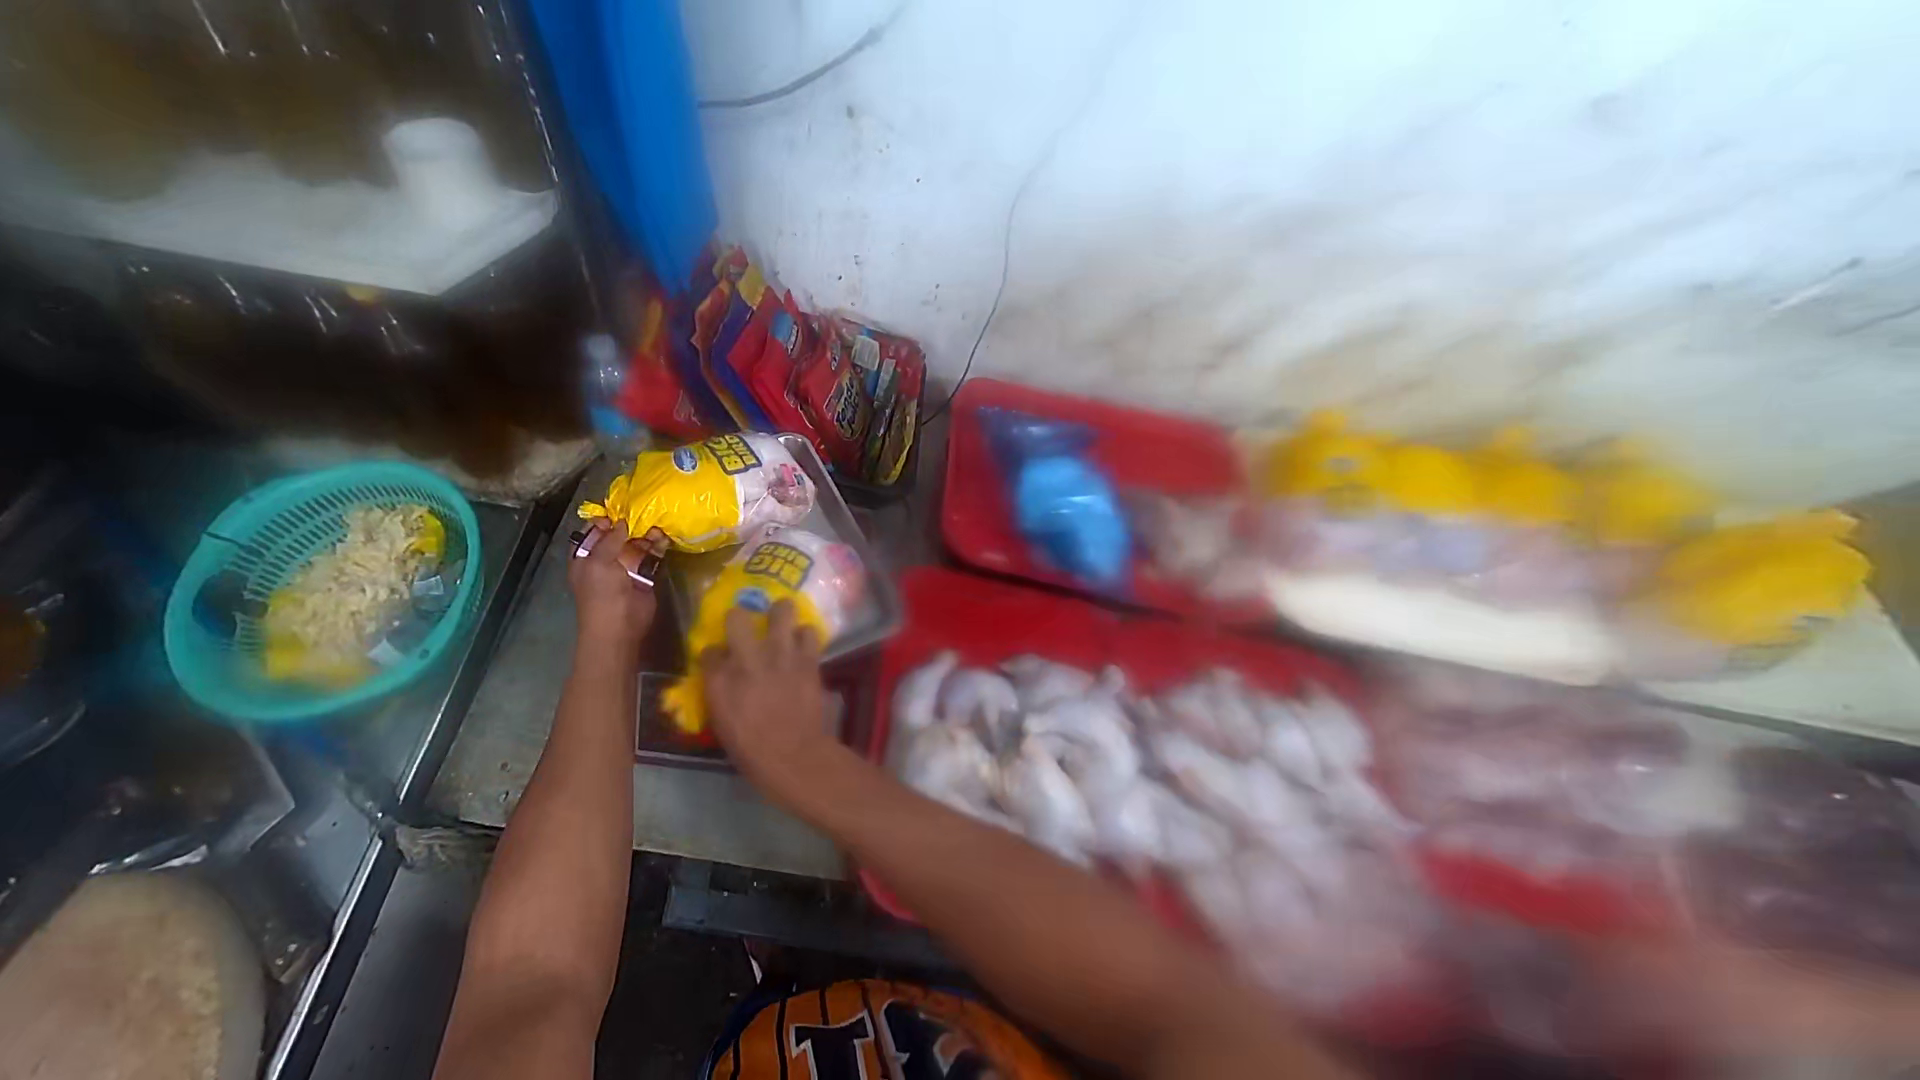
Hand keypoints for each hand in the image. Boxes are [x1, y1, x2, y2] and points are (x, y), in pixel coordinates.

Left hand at [568, 522, 660, 647]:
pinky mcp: (645, 575)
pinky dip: (658, 546)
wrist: (620, 626)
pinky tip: (665, 536)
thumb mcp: (599, 562)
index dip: (605, 519)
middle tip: (646, 510)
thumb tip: (622, 521)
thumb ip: (610, 539)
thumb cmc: (601, 594)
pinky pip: (652, 556)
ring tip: (659, 522)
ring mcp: (626, 567)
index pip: (592, 531)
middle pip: (618, 535)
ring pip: (637, 544)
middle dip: (631, 524)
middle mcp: (605, 559)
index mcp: (585, 556)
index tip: (622, 507)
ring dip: (647, 533)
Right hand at [701, 600, 836, 802]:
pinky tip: (803, 645)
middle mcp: (747, 659)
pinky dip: (805, 636)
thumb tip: (724, 674)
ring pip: (782, 611)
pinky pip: (809, 632)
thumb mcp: (721, 721)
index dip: (716, 653)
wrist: (792, 755)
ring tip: (783, 621)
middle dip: (741, 617)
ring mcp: (780, 655)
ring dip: (782, 614)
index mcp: (719, 679)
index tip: (722, 659)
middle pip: (737, 617)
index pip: (709, 650)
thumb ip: (720, 690)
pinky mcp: (807, 659)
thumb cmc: (750, 749)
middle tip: (750, 626)